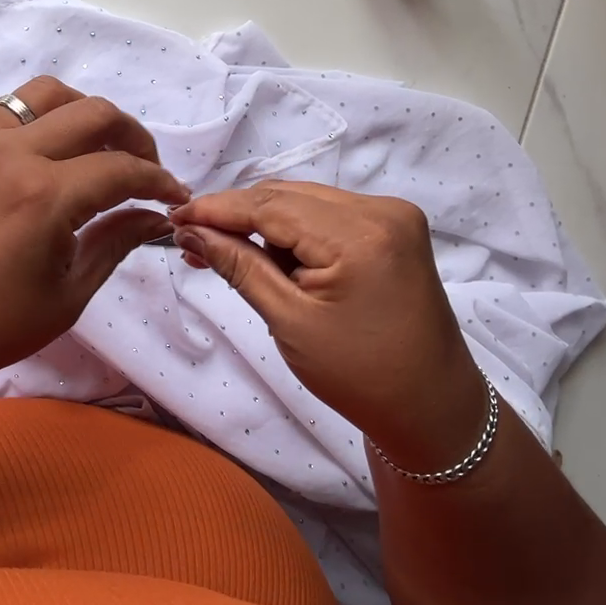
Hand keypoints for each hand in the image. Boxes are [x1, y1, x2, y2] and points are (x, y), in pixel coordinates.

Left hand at [0, 76, 190, 390]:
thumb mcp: (67, 293)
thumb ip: (115, 242)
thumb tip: (154, 216)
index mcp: (43, 195)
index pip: (121, 169)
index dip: (158, 181)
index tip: (174, 196)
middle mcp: (13, 153)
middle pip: (93, 114)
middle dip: (133, 138)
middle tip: (146, 170)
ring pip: (48, 94)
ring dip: (86, 113)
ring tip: (100, 148)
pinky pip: (10, 107)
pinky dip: (42, 115)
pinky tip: (52, 147)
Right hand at [169, 182, 484, 472]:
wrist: (432, 409)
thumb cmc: (359, 375)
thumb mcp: (288, 320)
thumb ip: (238, 265)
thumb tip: (189, 231)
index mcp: (361, 235)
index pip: (269, 205)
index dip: (216, 209)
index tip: (173, 217)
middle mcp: (381, 210)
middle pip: (284, 195)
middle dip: (233, 215)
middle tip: (188, 238)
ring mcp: (390, 215)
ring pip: (300, 202)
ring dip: (257, 222)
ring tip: (216, 249)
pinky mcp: (390, 228)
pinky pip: (322, 214)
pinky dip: (288, 230)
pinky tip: (259, 252)